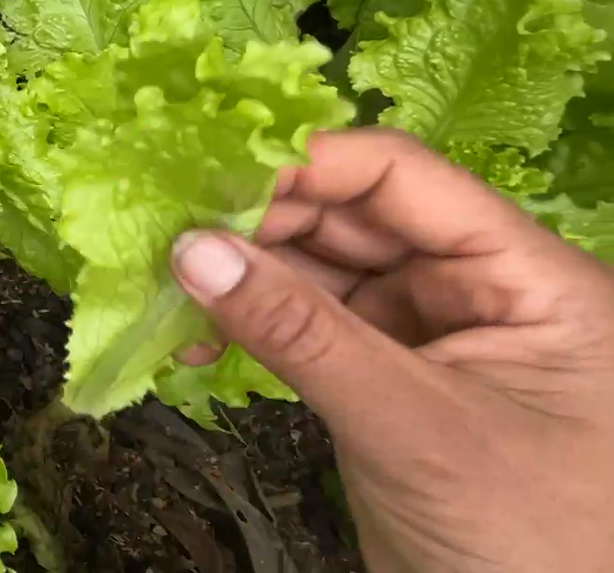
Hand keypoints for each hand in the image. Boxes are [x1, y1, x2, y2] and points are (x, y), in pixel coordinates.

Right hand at [170, 129, 613, 572]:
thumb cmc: (534, 543)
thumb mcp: (413, 427)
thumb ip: (298, 330)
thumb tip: (186, 246)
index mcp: (523, 278)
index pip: (398, 176)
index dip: (300, 163)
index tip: (202, 175)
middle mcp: (467, 285)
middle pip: (337, 212)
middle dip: (248, 222)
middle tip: (166, 237)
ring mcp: (415, 324)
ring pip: (302, 261)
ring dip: (231, 273)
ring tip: (163, 286)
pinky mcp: (368, 362)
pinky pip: (289, 315)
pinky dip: (238, 319)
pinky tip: (194, 339)